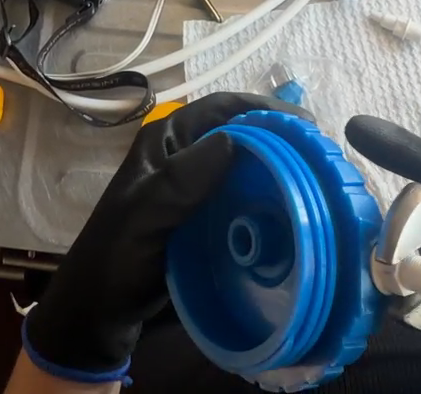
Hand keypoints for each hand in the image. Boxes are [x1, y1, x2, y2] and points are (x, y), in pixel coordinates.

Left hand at [21, 93, 290, 384]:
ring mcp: (195, 188)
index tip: (306, 122)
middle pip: (239, 133)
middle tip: (321, 153)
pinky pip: (243, 199)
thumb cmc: (116, 256)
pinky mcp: (205, 218)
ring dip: (277, 168)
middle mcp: (183, 156)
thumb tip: (233, 140)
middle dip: (278, 138)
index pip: (221, 108)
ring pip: (244, 166)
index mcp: (166, 140)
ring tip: (317, 179)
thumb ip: (181, 181)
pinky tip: (294, 212)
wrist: (99, 311)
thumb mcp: (145, 215)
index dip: (263, 108)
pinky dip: (268, 200)